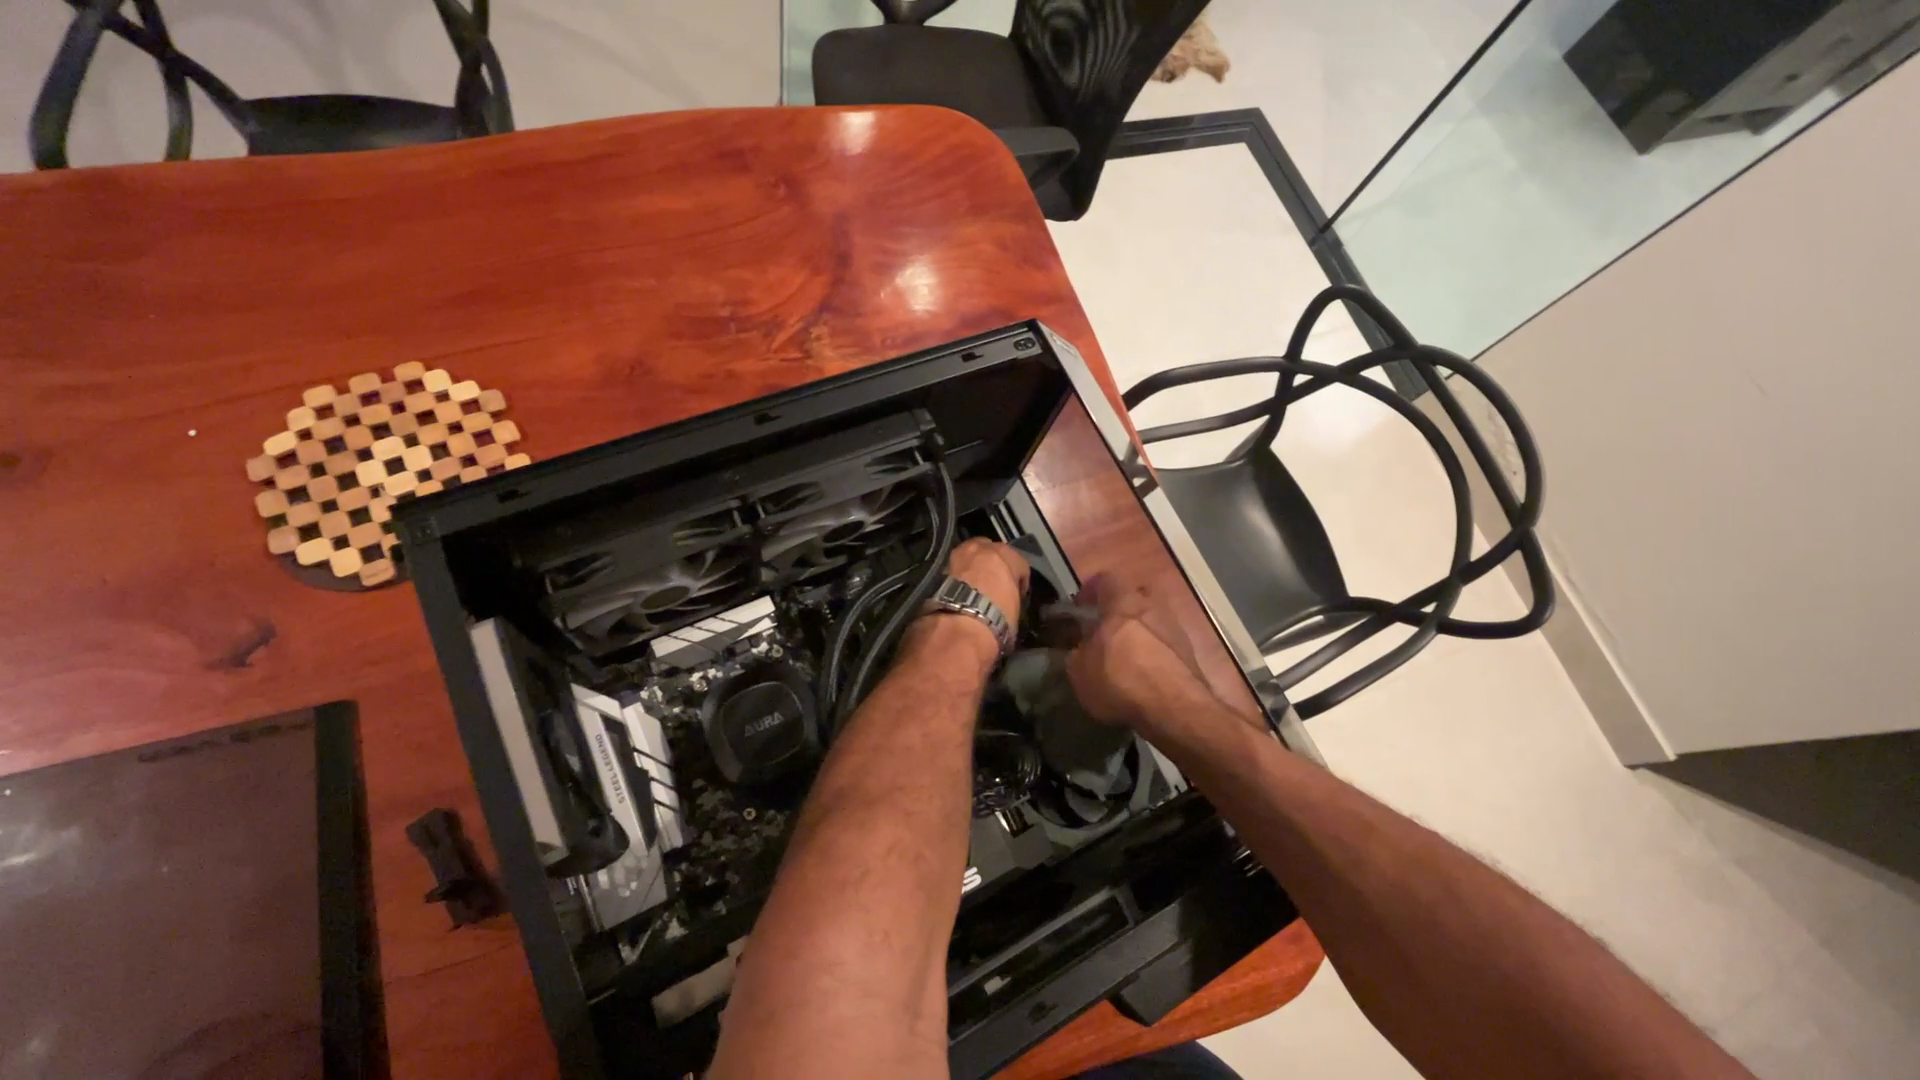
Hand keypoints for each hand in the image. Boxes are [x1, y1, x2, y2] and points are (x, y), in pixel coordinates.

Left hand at [945, 537, 1029, 637]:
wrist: (960, 620)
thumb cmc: (997, 614)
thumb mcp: (1015, 609)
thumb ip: (1012, 597)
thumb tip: (1006, 604)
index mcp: (1008, 555)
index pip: (1019, 565)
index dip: (1018, 581)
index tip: (1016, 594)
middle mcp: (983, 547)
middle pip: (992, 553)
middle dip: (993, 566)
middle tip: (993, 586)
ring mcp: (959, 553)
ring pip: (970, 557)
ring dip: (973, 568)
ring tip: (973, 589)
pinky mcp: (940, 566)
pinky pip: (954, 569)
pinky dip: (957, 577)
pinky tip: (958, 592)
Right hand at [1065, 573, 1219, 730]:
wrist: (1174, 707)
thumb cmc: (1120, 680)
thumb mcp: (1080, 672)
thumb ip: (1078, 653)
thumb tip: (1082, 649)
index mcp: (1122, 603)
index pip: (1105, 580)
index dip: (1091, 590)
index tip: (1081, 606)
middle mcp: (1152, 606)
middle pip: (1135, 596)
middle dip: (1120, 609)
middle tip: (1106, 629)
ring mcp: (1175, 628)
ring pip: (1153, 619)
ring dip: (1140, 631)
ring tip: (1127, 656)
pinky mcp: (1190, 651)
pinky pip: (1166, 642)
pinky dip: (1155, 651)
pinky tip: (1146, 672)